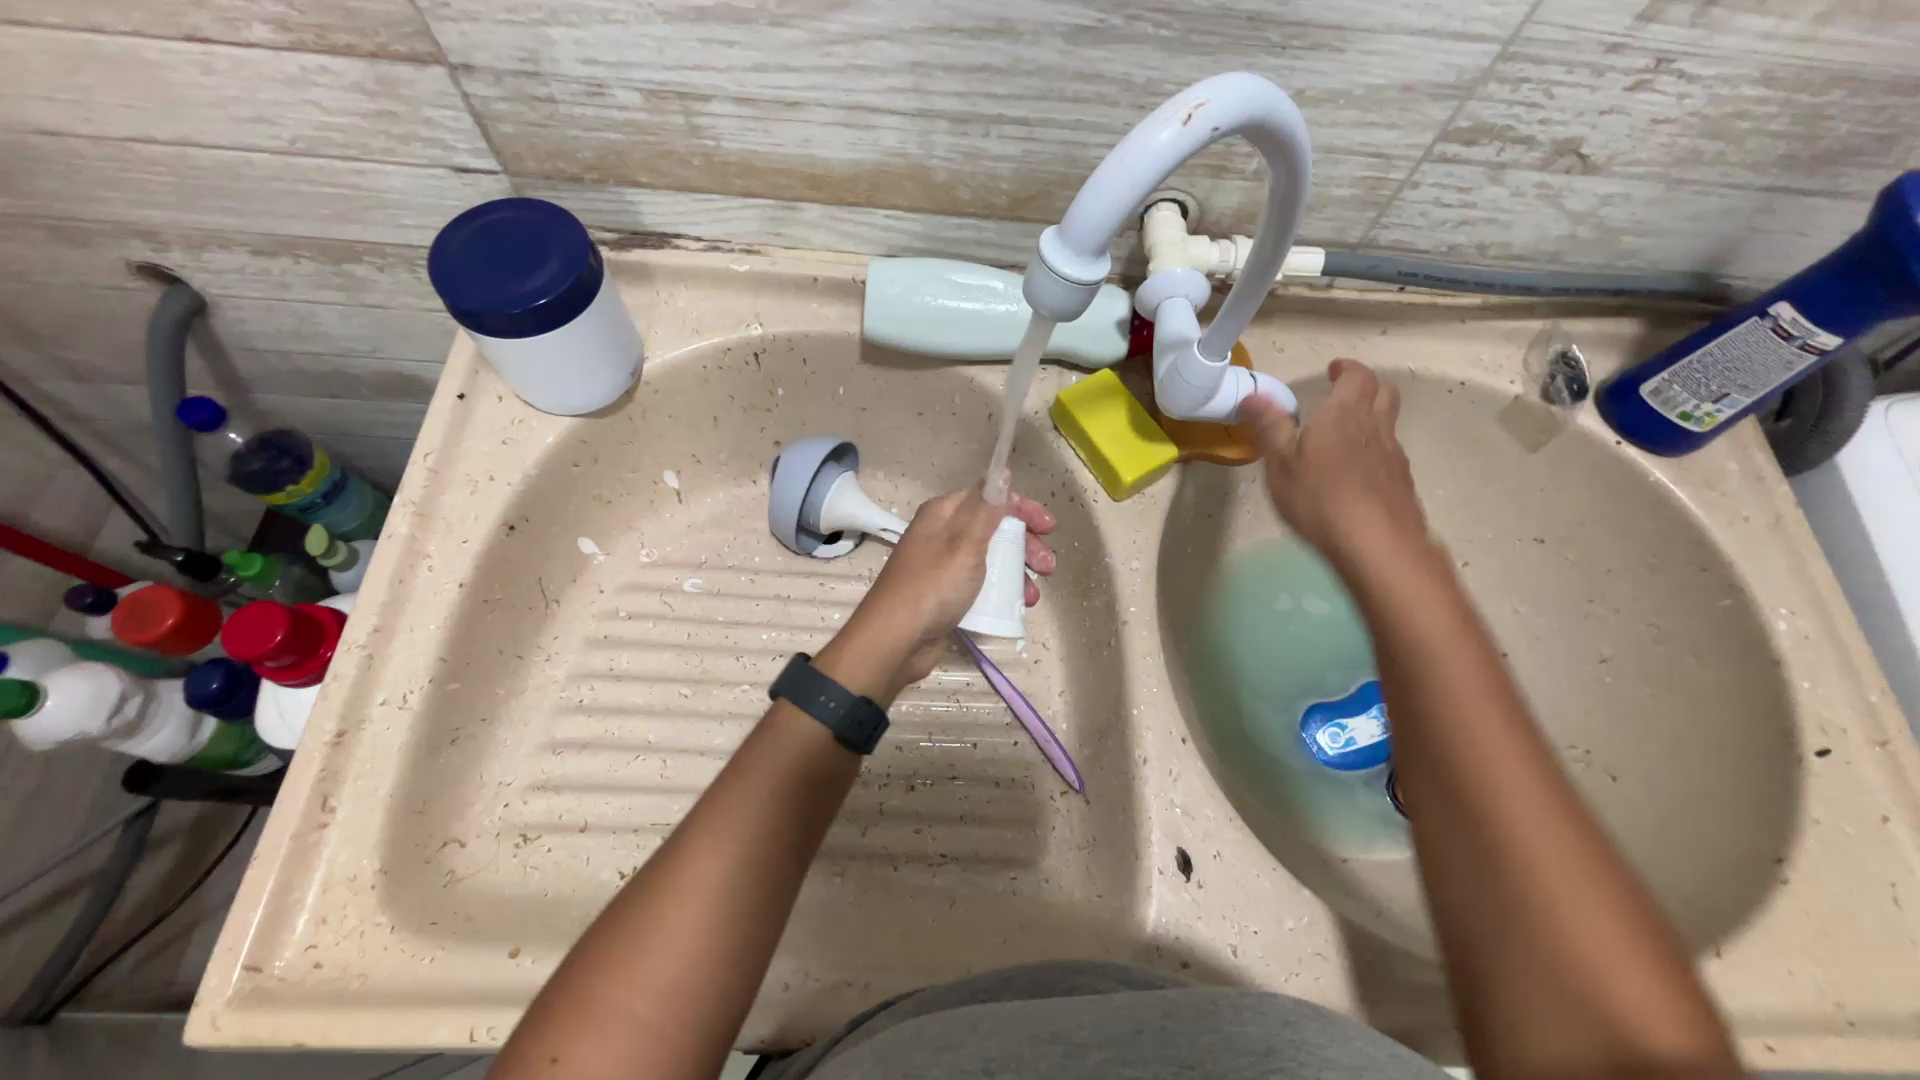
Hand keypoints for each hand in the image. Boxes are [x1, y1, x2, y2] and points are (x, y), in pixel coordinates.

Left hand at [817, 486, 1055, 701]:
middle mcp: (942, 535)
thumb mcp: (965, 543)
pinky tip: (1016, 608)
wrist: (895, 640)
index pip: (989, 498)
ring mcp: (944, 567)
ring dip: (1017, 573)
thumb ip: (987, 508)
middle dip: (1025, 544)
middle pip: (993, 529)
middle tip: (1049, 566)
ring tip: (1033, 596)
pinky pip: (981, 586)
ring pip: (990, 560)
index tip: (1048, 527)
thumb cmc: (933, 586)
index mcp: (944, 514)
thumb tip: (1002, 471)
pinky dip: (1001, 592)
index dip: (1021, 509)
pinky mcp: (946, 595)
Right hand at [1240, 358, 1428, 569]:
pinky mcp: (1402, 484)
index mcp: (1343, 415)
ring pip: (1389, 425)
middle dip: (1366, 387)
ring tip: (1345, 438)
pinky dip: (1375, 453)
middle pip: (1385, 392)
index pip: (1358, 376)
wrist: (1377, 544)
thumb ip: (1270, 428)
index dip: (1347, 369)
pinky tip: (1357, 476)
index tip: (1333, 371)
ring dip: (1372, 421)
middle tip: (1343, 395)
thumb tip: (1254, 396)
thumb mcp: (1281, 465)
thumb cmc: (1320, 499)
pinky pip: (1390, 455)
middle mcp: (1375, 428)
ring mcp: (1394, 456)